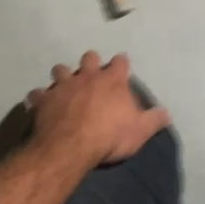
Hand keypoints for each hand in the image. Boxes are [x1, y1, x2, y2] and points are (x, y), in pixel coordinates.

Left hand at [28, 52, 170, 167]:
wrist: (73, 146)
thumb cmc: (110, 136)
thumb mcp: (140, 131)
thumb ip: (154, 120)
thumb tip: (167, 113)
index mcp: (112, 81)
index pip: (120, 63)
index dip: (121, 63)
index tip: (122, 64)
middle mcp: (87, 76)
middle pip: (89, 58)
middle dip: (90, 62)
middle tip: (91, 71)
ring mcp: (63, 86)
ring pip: (60, 70)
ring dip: (62, 75)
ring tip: (63, 85)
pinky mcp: (44, 99)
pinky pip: (37, 94)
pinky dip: (38, 98)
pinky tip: (38, 103)